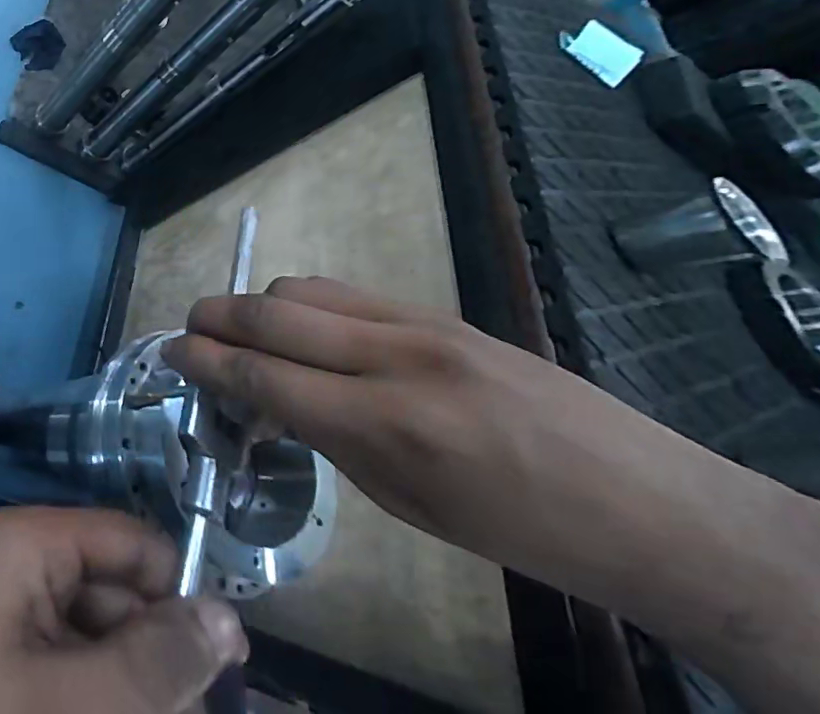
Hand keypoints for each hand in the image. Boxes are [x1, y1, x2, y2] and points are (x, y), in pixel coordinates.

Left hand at [0, 507, 247, 713]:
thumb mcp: (80, 700)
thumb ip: (160, 658)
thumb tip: (230, 617)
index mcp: (31, 543)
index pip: (136, 544)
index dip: (180, 598)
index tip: (224, 670)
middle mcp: (23, 565)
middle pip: (123, 594)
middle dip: (158, 659)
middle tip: (179, 712)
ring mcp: (11, 616)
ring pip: (104, 641)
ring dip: (136, 690)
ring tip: (150, 713)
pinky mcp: (4, 663)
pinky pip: (74, 671)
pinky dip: (102, 699)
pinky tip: (112, 713)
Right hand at [165, 277, 819, 711]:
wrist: (650, 504)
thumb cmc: (519, 530)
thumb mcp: (405, 504)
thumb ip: (327, 439)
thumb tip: (268, 402)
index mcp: (385, 426)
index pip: (262, 376)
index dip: (204, 362)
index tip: (170, 354)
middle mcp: (394, 358)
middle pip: (272, 314)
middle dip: (214, 317)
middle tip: (187, 332)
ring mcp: (420, 324)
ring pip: (305, 288)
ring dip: (259, 306)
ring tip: (245, 335)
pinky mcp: (441, 310)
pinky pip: (348, 292)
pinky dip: (306, 305)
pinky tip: (307, 332)